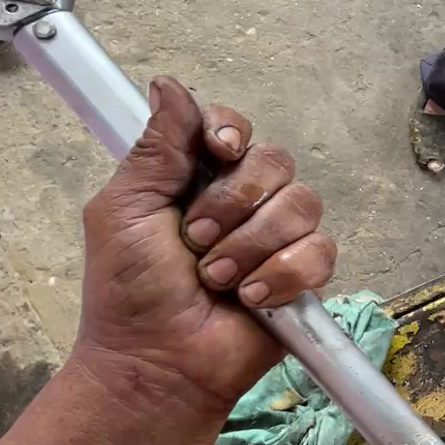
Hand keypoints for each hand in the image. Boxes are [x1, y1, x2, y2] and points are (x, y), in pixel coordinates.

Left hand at [71, 75, 336, 410]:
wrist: (161, 361)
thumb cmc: (131, 290)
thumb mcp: (125, 211)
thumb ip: (156, 150)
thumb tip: (170, 83)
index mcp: (201, 178)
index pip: (237, 129)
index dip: (233, 133)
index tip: (218, 152)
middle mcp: (247, 201)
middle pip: (277, 163)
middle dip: (234, 204)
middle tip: (196, 242)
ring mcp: (282, 237)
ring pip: (303, 206)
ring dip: (253, 246)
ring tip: (220, 279)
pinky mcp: (309, 274)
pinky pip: (319, 252)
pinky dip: (283, 276)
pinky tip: (254, 298)